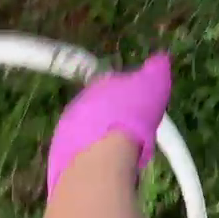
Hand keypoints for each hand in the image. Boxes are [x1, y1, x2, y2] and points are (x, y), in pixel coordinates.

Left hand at [48, 54, 170, 196]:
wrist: (103, 156)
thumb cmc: (134, 114)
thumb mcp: (157, 81)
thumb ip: (157, 66)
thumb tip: (159, 58)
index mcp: (103, 81)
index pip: (117, 79)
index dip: (132, 89)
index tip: (144, 100)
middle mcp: (81, 100)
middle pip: (102, 103)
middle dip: (116, 111)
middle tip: (134, 123)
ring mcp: (65, 127)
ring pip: (90, 125)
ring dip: (103, 131)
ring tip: (121, 145)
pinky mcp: (59, 153)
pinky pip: (80, 147)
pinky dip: (92, 150)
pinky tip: (107, 158)